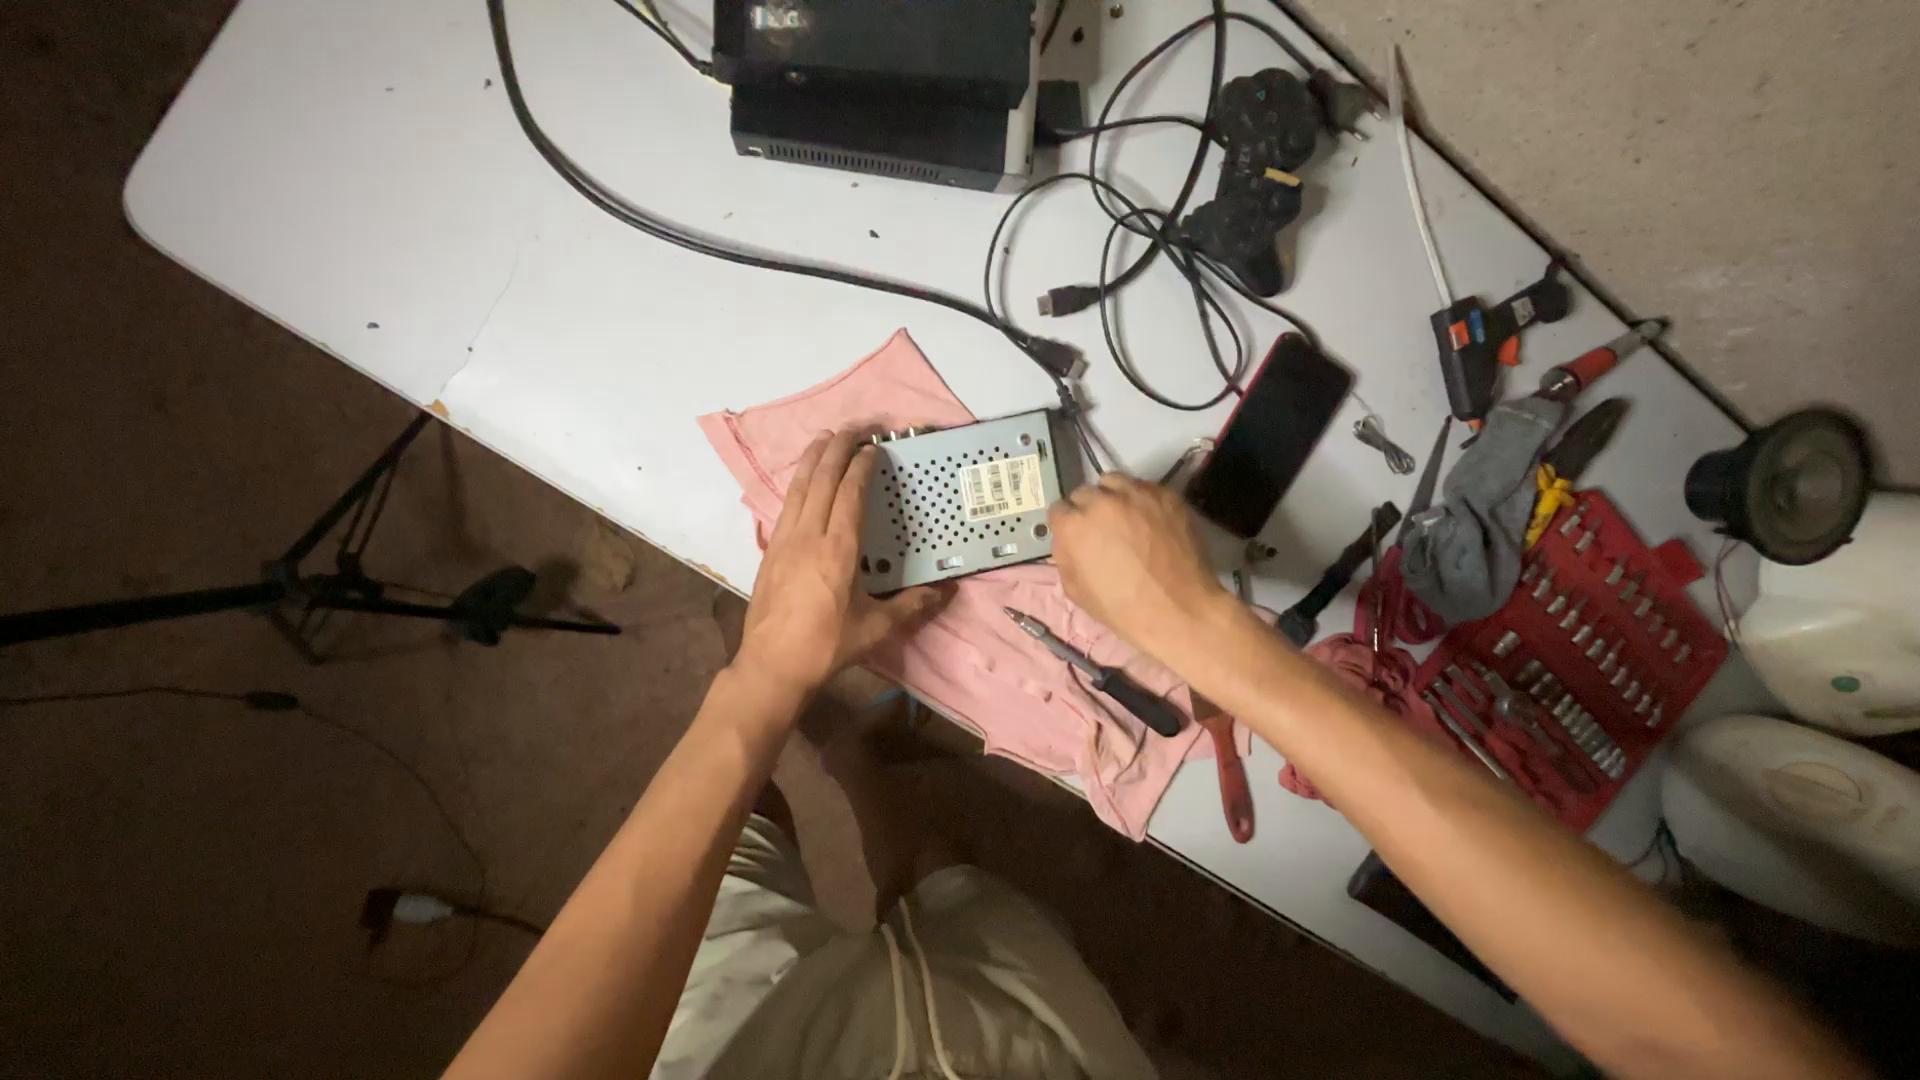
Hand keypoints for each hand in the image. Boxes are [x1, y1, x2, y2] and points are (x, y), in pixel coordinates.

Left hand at [733, 430, 949, 697]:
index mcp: (839, 549)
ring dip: (813, 458)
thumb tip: (947, 592)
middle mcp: (810, 535)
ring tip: (826, 437)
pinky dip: (798, 482)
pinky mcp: (770, 550)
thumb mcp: (876, 628)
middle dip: (838, 448)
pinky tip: (803, 479)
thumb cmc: (827, 646)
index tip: (874, 447)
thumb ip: (912, 605)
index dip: (862, 465)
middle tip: (855, 427)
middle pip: (822, 478)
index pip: (850, 493)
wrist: (772, 665)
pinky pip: (786, 504)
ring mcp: (785, 540)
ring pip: (799, 486)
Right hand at [1048, 473, 1232, 657]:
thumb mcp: (1075, 591)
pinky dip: (1141, 500)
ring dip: (1113, 496)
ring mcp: (1137, 494)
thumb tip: (1068, 539)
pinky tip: (1149, 521)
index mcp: (1074, 526)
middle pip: (1085, 493)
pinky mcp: (1166, 495)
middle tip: (1101, 529)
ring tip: (1124, 517)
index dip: (1066, 524)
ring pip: (1114, 482)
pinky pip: (1145, 487)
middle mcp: (1102, 502)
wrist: (1179, 610)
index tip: (1076, 535)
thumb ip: (1064, 556)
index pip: (1059, 510)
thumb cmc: (1122, 608)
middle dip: (1088, 509)